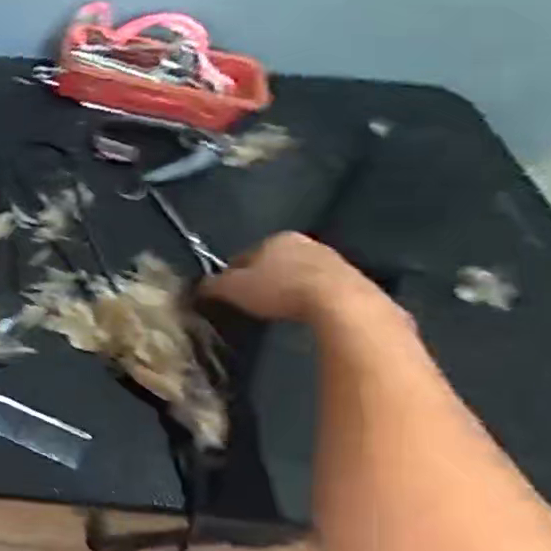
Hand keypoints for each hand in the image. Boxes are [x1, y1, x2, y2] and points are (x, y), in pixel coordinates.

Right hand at [201, 232, 386, 325]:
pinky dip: (306, 297)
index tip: (228, 295)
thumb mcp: (231, 289)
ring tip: (276, 310)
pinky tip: (300, 312)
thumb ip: (211, 285)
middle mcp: (306, 241)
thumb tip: (199, 286)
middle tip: (251, 302)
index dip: (231, 276)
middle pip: (272, 264)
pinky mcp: (352, 279)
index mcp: (276, 238)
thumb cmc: (278, 289)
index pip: (243, 256)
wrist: (338, 302)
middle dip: (262, 280)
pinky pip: (318, 287)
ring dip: (286, 289)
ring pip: (296, 275)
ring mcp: (332, 259)